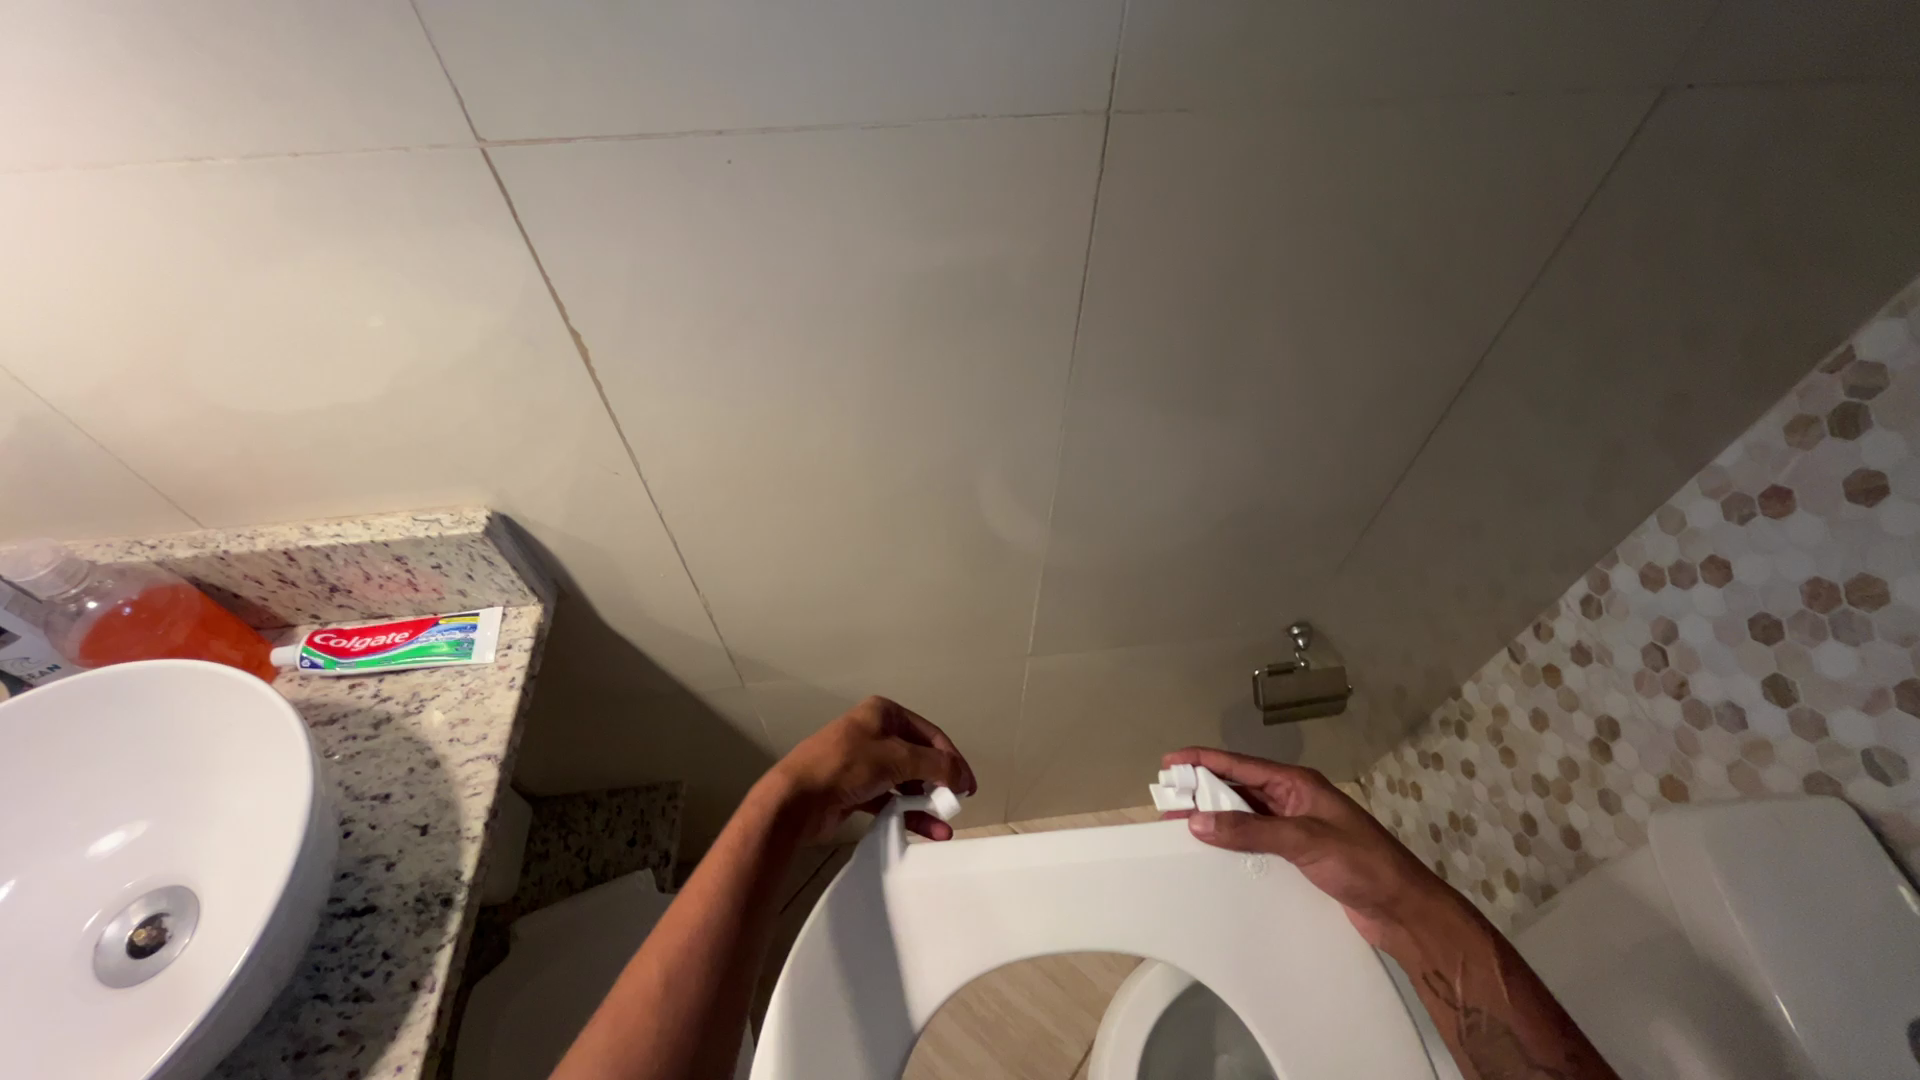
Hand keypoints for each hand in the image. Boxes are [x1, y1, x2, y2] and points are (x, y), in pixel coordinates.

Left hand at [766, 696, 975, 842]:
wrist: (796, 799)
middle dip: (939, 781)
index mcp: (883, 713)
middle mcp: (874, 733)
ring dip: (926, 801)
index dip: (952, 758)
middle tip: (957, 803)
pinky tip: (928, 830)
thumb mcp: (898, 758)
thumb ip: (936, 766)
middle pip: (918, 757)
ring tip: (945, 823)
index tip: (968, 785)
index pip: (929, 733)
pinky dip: (909, 813)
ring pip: (905, 780)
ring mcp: (864, 762)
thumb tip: (963, 777)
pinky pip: (891, 800)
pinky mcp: (856, 790)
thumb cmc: (847, 766)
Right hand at [1161, 747, 1458, 948]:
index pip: (1238, 765)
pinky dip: (1231, 841)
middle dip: (1201, 791)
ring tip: (1179, 826)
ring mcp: (1295, 826)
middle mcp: (1292, 799)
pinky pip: (1254, 839)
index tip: (1169, 763)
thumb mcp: (1303, 841)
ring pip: (1244, 815)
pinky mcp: (1297, 854)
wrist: (1404, 909)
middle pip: (1237, 788)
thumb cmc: (1361, 864)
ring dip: (1214, 818)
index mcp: (1296, 783)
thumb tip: (1198, 821)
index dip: (1201, 761)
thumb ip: (1249, 831)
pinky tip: (1213, 851)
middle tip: (1166, 801)